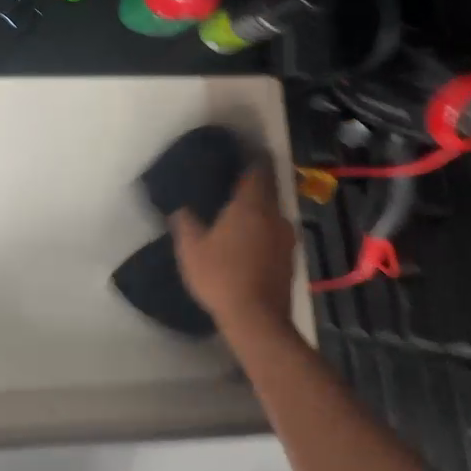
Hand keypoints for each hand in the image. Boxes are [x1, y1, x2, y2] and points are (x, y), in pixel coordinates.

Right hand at [170, 161, 295, 336]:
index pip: (256, 170)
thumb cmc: (221, 276)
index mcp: (251, 206)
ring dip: (256, 209)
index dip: (249, 157)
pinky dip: (261, 229)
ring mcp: (286, 237)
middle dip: (250, 184)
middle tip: (229, 182)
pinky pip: (274, 232)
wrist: (257, 320)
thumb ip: (185, 222)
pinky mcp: (289, 257)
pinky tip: (246, 239)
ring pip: (271, 212)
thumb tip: (181, 207)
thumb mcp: (190, 249)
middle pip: (266, 190)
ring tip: (235, 212)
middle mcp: (274, 216)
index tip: (238, 151)